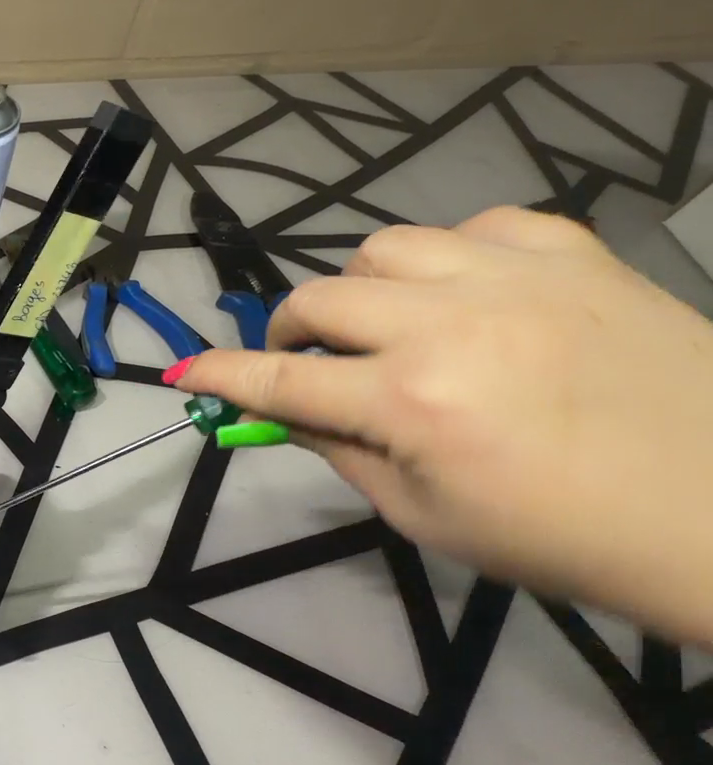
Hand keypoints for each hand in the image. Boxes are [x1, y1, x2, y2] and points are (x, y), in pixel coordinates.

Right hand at [174, 206, 712, 644]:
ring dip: (363, 288)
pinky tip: (470, 293)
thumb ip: (339, 451)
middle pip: (318, 300)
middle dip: (290, 332)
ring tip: (390, 321)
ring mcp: (518, 281)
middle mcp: (451, 327)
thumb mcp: (422, 515)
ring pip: (383, 248)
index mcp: (411, 404)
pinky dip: (452, 257)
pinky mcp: (579, 259)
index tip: (185, 373)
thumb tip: (283, 411)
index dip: (219, 376)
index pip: (276, 381)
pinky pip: (479, 226)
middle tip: (308, 361)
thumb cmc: (562, 538)